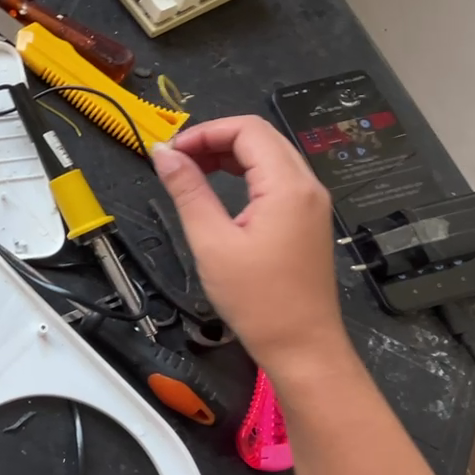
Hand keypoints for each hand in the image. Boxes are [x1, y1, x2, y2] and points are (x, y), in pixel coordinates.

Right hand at [150, 116, 345, 367]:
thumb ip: (187, 190)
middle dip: (214, 139)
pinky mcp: (307, 219)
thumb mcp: (211, 241)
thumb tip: (163, 153)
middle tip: (175, 160)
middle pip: (260, 137)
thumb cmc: (255, 298)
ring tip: (189, 172)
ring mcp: (311, 202)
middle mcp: (307, 186)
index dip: (204, 131)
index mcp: (287, 186)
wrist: (301, 344)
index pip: (247, 130)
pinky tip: (216, 188)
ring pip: (268, 155)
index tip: (169, 152)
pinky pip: (275, 178)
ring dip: (227, 155)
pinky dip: (243, 173)